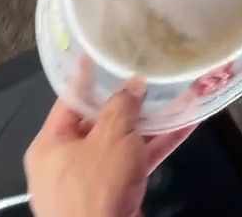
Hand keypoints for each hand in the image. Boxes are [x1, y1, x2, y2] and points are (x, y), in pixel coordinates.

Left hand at [24, 79, 194, 216]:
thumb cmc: (94, 186)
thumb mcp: (110, 136)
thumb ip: (122, 104)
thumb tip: (132, 84)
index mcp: (51, 144)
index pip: (71, 98)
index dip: (90, 73)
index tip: (105, 48)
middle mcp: (67, 159)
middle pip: (102, 119)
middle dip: (134, 98)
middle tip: (156, 70)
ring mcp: (92, 178)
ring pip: (125, 139)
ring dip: (155, 120)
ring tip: (183, 93)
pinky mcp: (114, 193)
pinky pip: (138, 160)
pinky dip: (160, 143)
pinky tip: (190, 123)